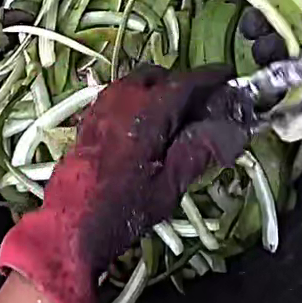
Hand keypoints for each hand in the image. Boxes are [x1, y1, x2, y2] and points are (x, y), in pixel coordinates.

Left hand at [0, 65, 247, 302]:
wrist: (69, 227)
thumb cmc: (121, 209)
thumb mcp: (169, 186)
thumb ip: (199, 151)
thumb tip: (232, 130)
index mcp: (147, 112)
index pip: (186, 82)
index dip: (211, 77)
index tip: (229, 75)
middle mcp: (123, 99)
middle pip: (161, 75)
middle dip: (185, 83)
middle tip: (204, 104)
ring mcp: (102, 105)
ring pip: (138, 82)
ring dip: (161, 88)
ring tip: (178, 114)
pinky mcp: (91, 117)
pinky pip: (121, 94)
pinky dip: (141, 97)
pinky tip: (149, 123)